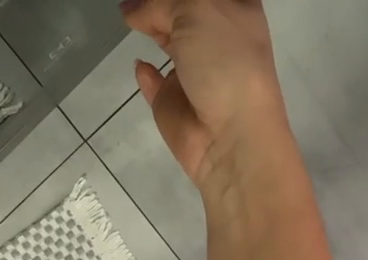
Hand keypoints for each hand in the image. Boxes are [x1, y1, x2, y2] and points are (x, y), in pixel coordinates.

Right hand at [123, 0, 293, 193]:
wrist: (232, 138)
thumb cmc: (226, 63)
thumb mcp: (195, 9)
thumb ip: (161, 3)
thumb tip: (133, 12)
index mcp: (236, 10)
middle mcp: (217, 39)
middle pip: (184, 11)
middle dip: (162, 4)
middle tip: (138, 1)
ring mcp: (195, 74)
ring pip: (169, 41)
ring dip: (152, 27)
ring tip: (131, 16)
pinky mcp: (174, 105)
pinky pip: (155, 84)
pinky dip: (146, 74)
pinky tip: (140, 65)